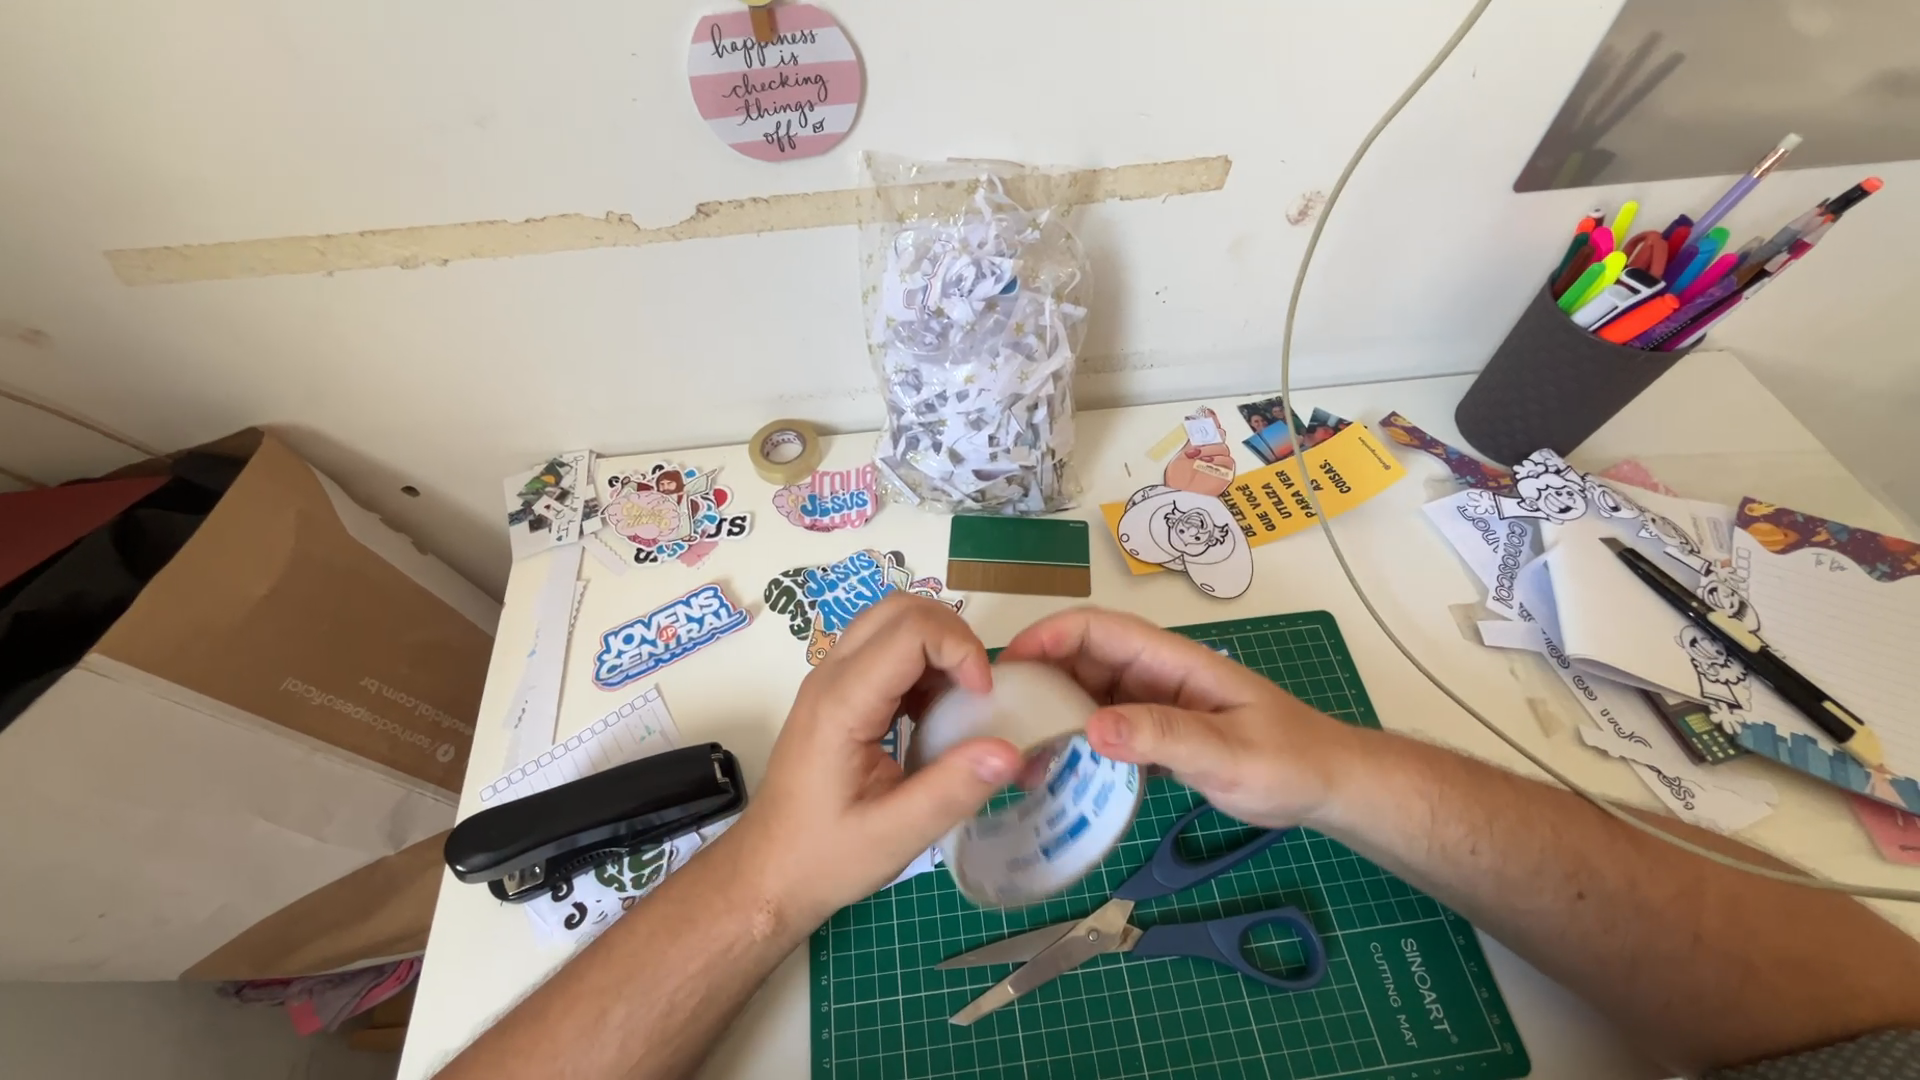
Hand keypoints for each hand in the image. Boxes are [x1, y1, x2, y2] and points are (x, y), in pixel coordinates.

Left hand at [728, 594, 1021, 929]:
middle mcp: (831, 676)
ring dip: (936, 646)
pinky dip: (920, 663)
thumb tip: (1011, 750)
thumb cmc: (823, 858)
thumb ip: (952, 791)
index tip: (983, 696)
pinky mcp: (836, 693)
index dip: (958, 648)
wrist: (765, 872)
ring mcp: (830, 680)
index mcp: (842, 704)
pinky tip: (933, 712)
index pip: (910, 630)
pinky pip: (884, 649)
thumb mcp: (894, 837)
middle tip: (977, 687)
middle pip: (899, 609)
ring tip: (960, 699)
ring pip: (890, 621)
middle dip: (951, 634)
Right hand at [999, 607, 1360, 829]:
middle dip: (1036, 675)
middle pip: (1081, 657)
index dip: (1049, 636)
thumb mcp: (1230, 752)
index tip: (1008, 666)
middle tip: (997, 715)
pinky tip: (1050, 764)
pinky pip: (1099, 724)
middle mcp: (1152, 673)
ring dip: (1048, 710)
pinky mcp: (1151, 731)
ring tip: (1015, 746)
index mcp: (1170, 660)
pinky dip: (1070, 737)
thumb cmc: (1287, 759)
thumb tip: (1091, 727)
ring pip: (1084, 691)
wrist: (1325, 785)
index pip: (1099, 629)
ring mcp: (1150, 702)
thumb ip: (1164, 736)